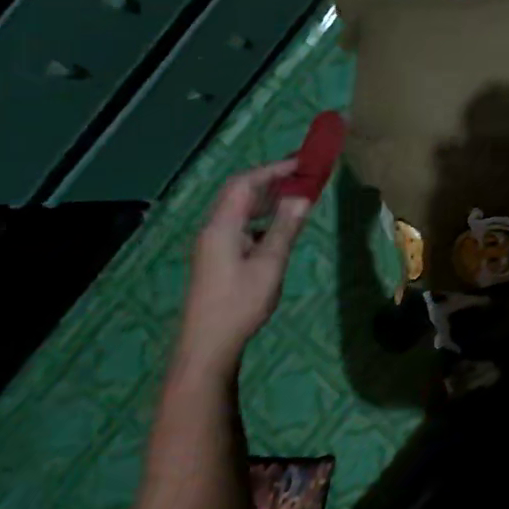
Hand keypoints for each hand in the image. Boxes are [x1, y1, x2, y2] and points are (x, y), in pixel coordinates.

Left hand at [177, 159, 314, 373]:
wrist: (207, 345)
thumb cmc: (240, 303)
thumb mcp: (270, 264)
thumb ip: (285, 227)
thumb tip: (302, 196)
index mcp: (222, 225)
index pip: (246, 183)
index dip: (273, 168)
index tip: (302, 163)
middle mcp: (213, 228)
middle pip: (240, 192)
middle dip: (270, 179)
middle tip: (301, 175)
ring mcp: (212, 244)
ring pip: (239, 209)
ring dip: (265, 199)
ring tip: (294, 197)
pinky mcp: (216, 259)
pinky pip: (239, 226)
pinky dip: (260, 218)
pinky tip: (277, 228)